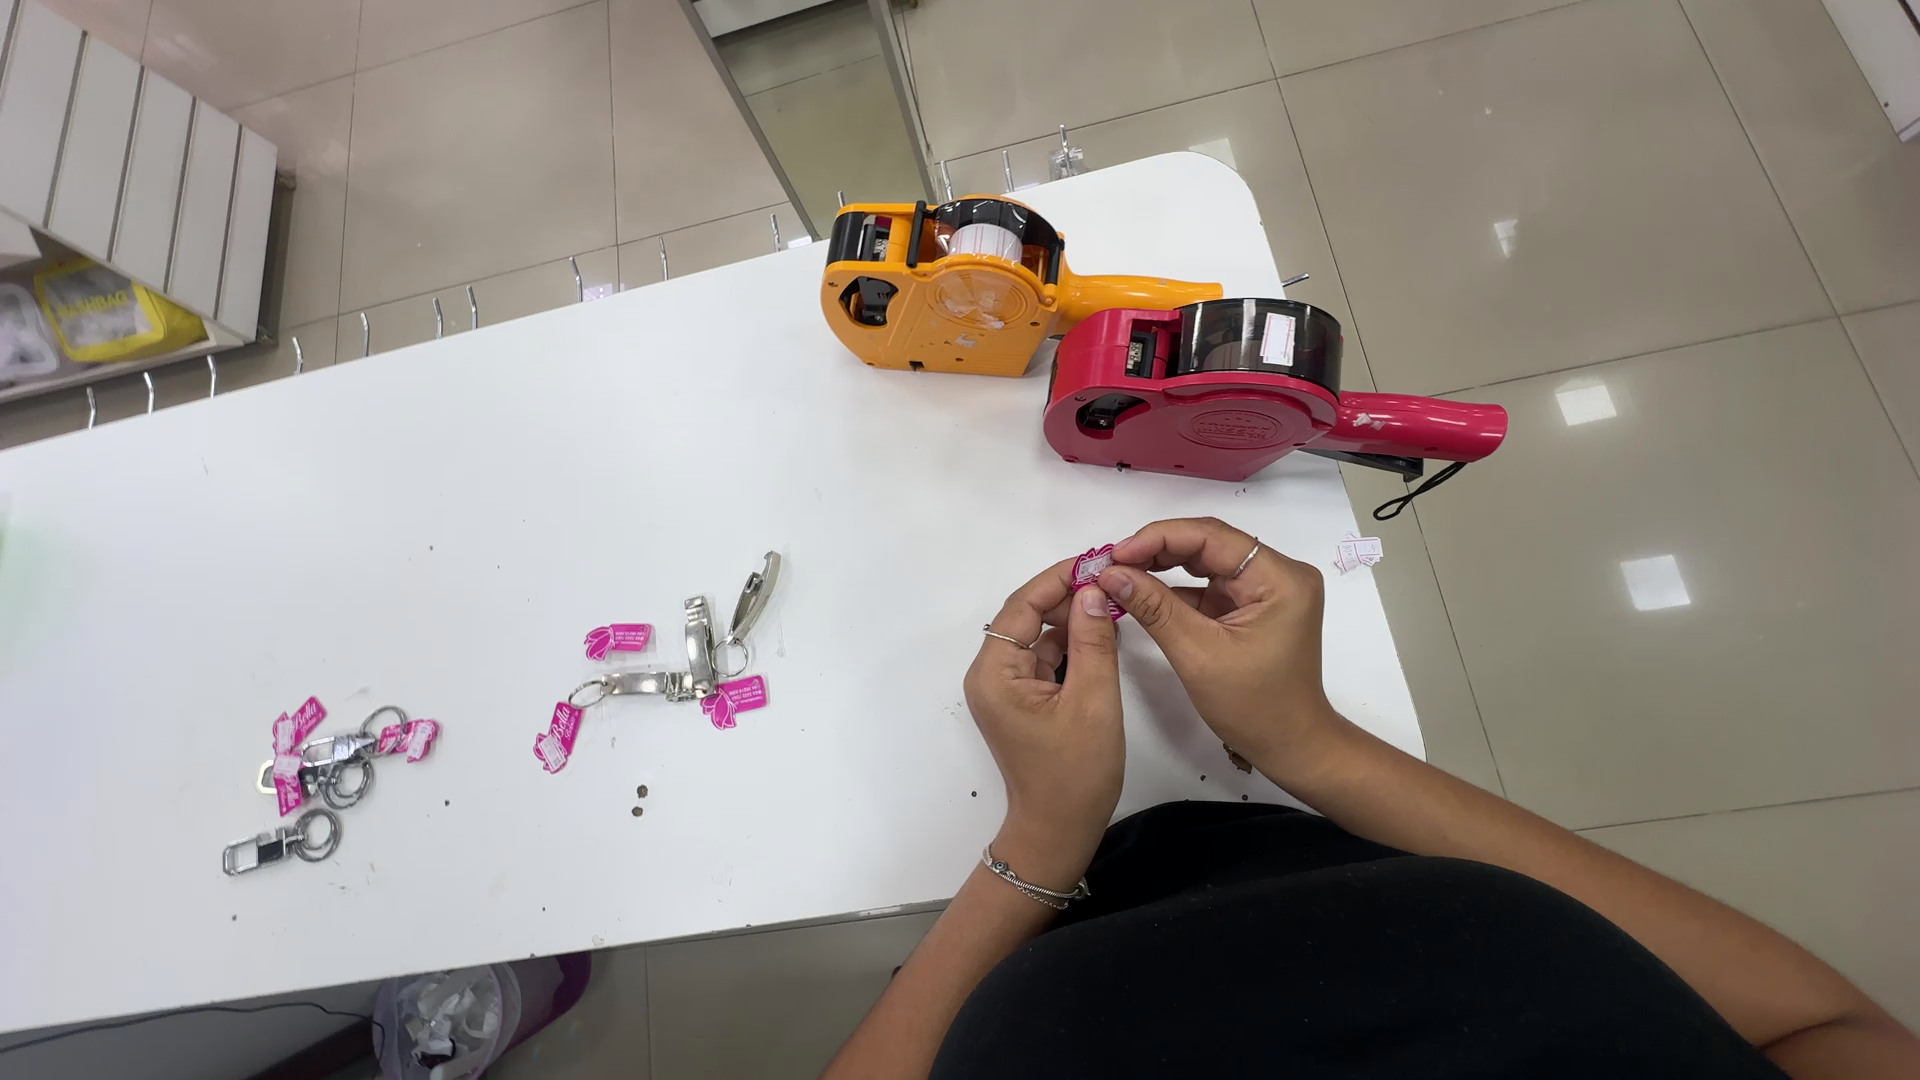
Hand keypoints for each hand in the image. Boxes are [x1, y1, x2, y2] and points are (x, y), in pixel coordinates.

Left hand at [964, 559, 1124, 888]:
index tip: (1097, 560)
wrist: (1059, 830)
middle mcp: (990, 673)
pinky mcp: (1021, 697)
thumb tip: (1094, 590)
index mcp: (994, 672)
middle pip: (1025, 617)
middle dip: (1065, 594)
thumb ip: (1093, 641)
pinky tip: (1098, 628)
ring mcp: (1004, 686)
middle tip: (1109, 575)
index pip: (1021, 607)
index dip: (1057, 578)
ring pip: (1036, 635)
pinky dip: (1069, 642)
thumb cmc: (1075, 772)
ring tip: (1110, 596)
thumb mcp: (1092, 700)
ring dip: (1069, 616)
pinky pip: (1042, 656)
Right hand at [1095, 517, 1346, 778]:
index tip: (1116, 554)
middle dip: (1156, 549)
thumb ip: (1153, 607)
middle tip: (1111, 563)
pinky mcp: (1250, 603)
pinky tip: (1141, 588)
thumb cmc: (1253, 706)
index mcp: (1279, 578)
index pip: (1211, 536)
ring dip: (1161, 563)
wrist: (1290, 746)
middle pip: (1208, 542)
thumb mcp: (1196, 654)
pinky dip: (1173, 585)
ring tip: (1120, 572)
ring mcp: (1264, 587)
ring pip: (1205, 559)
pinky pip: (1207, 582)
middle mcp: (1277, 572)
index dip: (1159, 538)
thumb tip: (1109, 574)